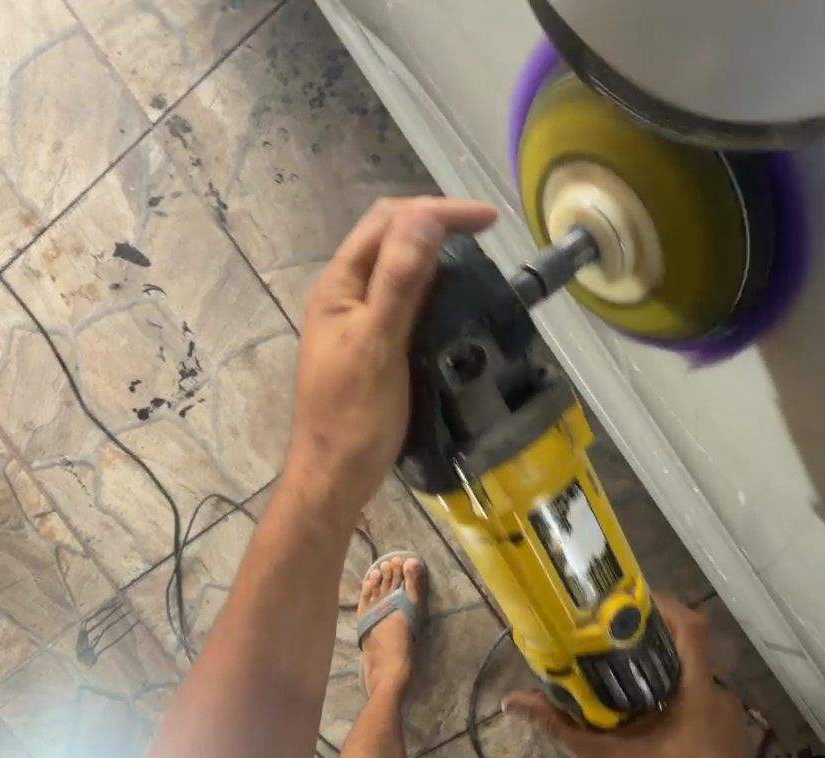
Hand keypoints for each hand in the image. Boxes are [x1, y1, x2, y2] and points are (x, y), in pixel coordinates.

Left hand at [284, 197, 497, 517]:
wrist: (335, 477)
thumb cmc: (353, 418)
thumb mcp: (377, 345)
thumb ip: (399, 282)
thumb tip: (425, 218)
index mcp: (337, 287)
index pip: (387, 222)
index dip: (436, 212)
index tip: (490, 222)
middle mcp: (343, 296)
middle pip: (389, 239)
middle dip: (435, 226)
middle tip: (485, 238)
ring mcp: (355, 322)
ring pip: (396, 271)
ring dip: (434, 257)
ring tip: (476, 264)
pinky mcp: (370, 347)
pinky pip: (401, 302)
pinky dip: (430, 291)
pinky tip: (452, 303)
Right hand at [504, 598, 763, 757]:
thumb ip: (560, 727)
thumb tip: (512, 701)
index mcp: (697, 694)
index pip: (691, 628)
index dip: (662, 605)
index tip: (624, 602)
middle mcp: (719, 699)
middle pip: (686, 649)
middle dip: (646, 639)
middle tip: (603, 636)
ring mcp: (727, 722)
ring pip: (690, 678)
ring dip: (655, 670)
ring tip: (611, 672)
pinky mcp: (726, 742)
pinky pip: (696, 702)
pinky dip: (667, 696)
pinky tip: (636, 715)